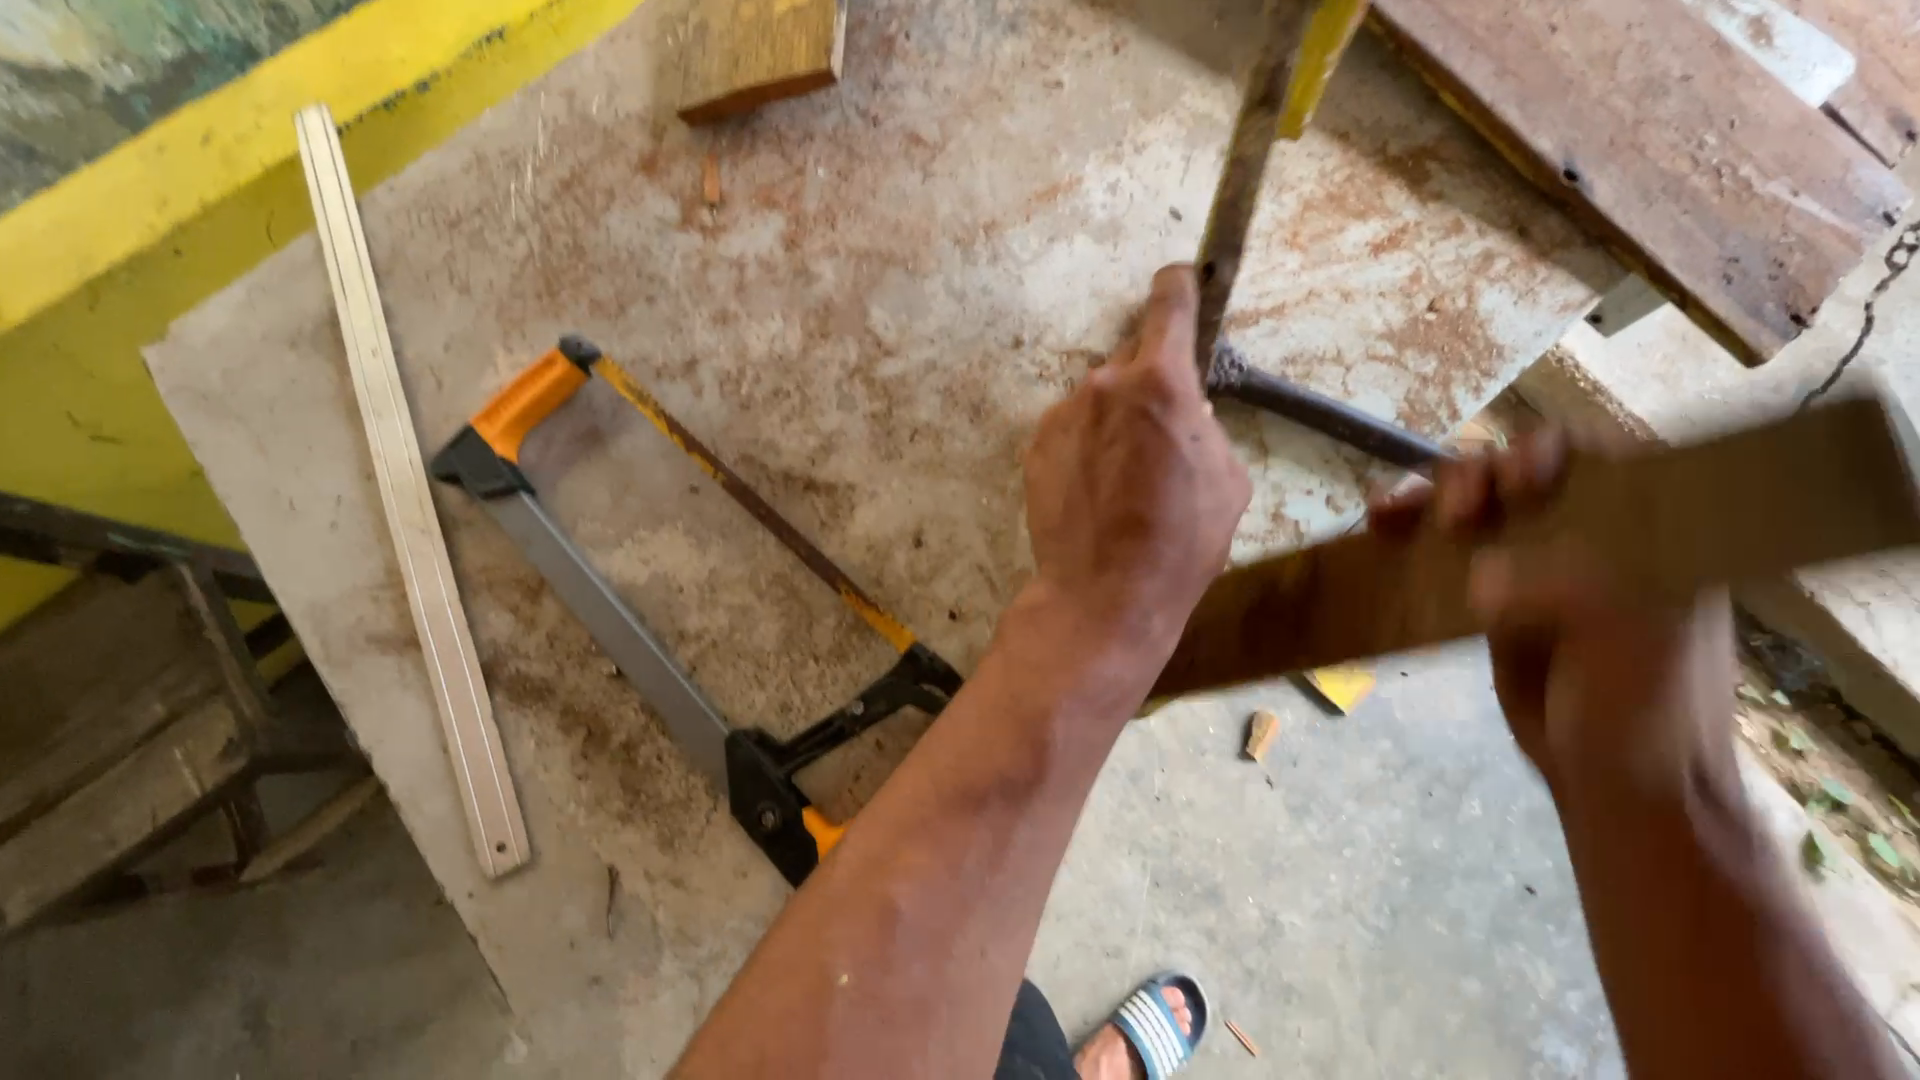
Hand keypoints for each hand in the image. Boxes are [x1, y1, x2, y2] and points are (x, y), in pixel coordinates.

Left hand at [1022, 265, 1252, 649]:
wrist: (1104, 593)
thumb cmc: (1180, 541)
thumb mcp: (1227, 479)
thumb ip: (1205, 427)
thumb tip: (1185, 416)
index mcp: (1162, 383)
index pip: (1169, 304)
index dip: (1180, 287)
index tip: (1182, 280)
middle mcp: (1104, 384)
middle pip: (1131, 361)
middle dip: (1149, 385)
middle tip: (1159, 437)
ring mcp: (1062, 415)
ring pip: (1099, 399)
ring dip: (1114, 421)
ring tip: (1125, 480)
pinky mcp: (1036, 446)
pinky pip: (1072, 429)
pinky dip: (1085, 446)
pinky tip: (1095, 490)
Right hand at [1369, 430, 1739, 804]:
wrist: (1617, 780)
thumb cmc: (1648, 707)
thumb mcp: (1630, 638)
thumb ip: (1564, 590)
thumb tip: (1477, 578)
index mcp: (1643, 531)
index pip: (1596, 456)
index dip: (1549, 453)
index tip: (1517, 485)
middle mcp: (1583, 535)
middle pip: (1517, 472)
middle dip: (1476, 477)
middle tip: (1456, 516)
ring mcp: (1529, 565)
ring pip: (1470, 505)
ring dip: (1428, 497)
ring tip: (1389, 510)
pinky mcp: (1484, 596)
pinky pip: (1441, 550)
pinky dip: (1406, 532)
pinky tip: (1379, 526)